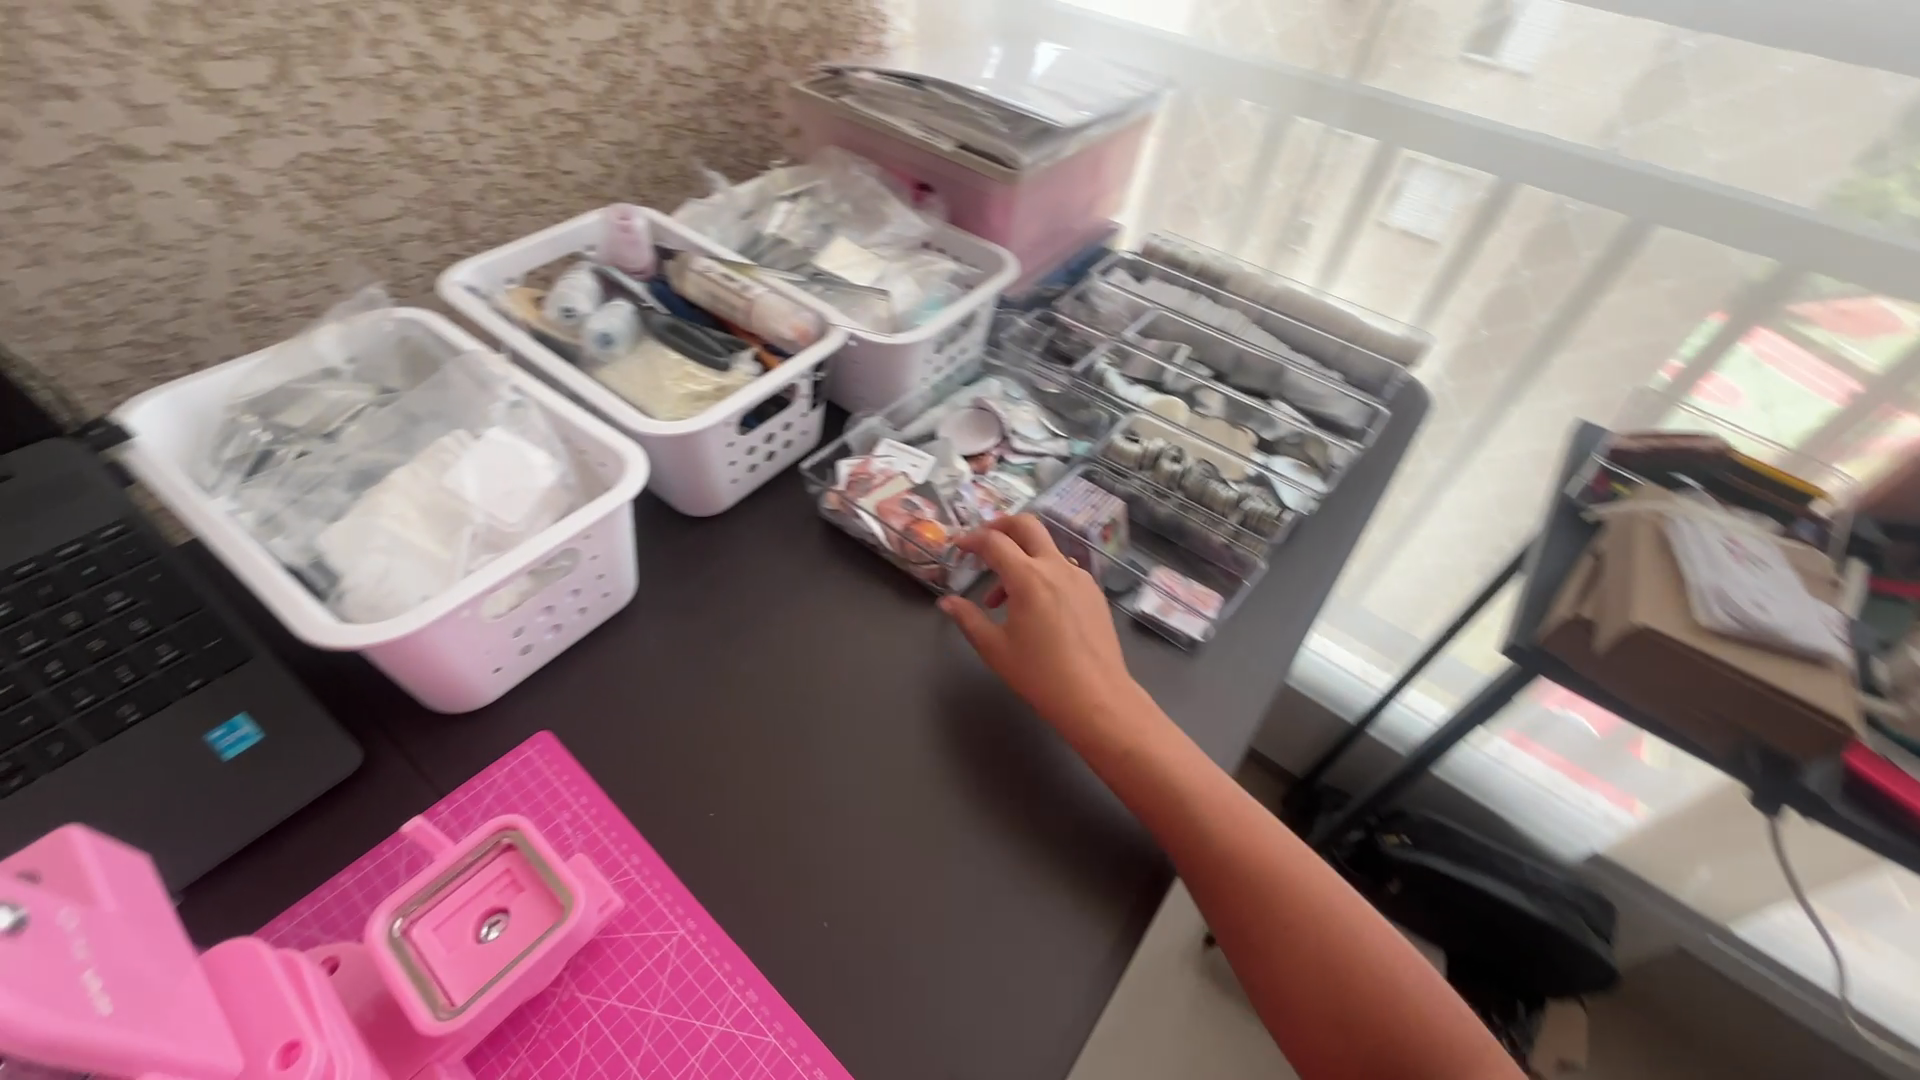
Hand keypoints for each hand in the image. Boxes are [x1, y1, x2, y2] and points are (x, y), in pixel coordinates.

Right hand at [938, 515, 1146, 740]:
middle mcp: (1056, 567)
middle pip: (1027, 525)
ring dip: (1020, 557)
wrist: (1095, 696)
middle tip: (982, 544)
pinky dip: (1042, 574)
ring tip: (1002, 598)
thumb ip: (968, 618)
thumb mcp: (994, 648)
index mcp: (1028, 577)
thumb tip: (946, 602)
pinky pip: (1062, 569)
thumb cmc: (1039, 674)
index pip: (993, 541)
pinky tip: (1035, 608)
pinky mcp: (1093, 591)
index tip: (958, 549)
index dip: (971, 540)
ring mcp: (1080, 577)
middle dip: (1000, 526)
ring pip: (1045, 549)